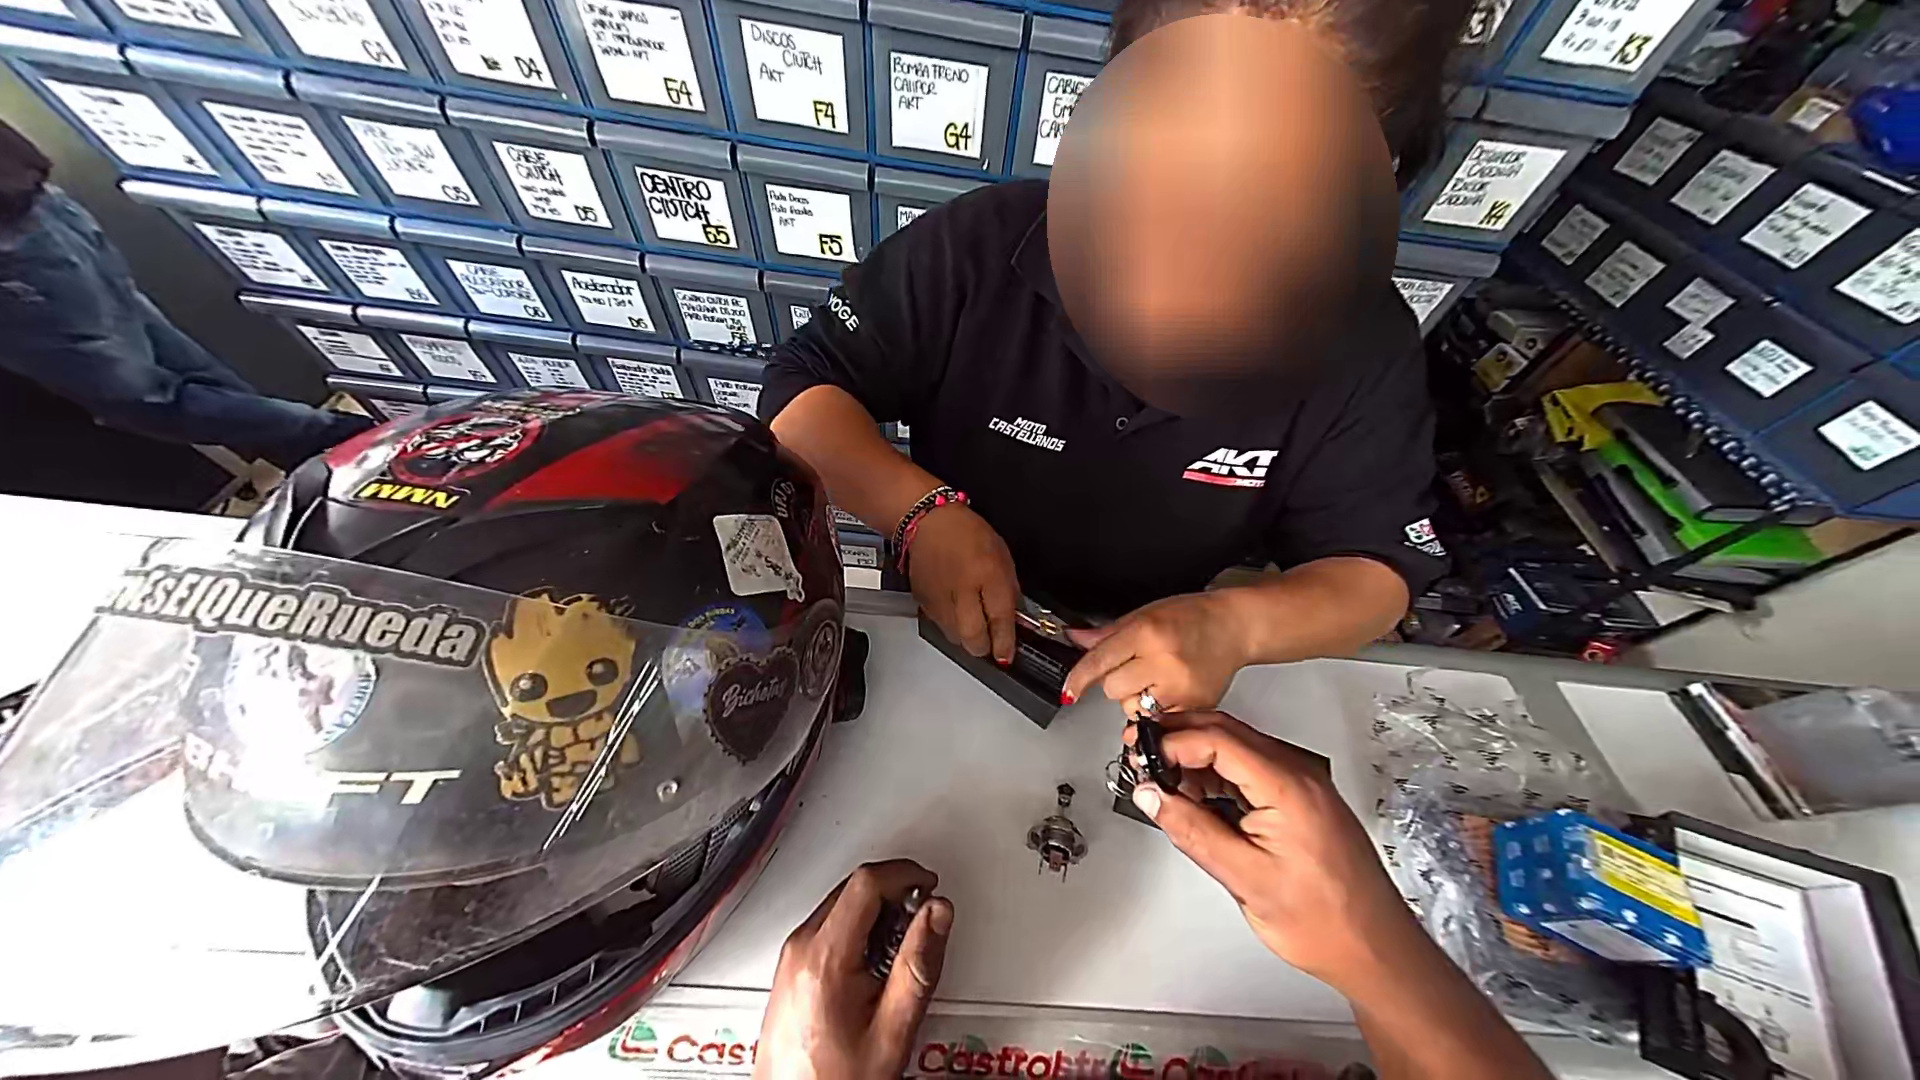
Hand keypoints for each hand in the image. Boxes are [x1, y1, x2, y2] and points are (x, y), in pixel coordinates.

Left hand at [753, 860, 953, 1079]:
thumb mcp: (892, 1031)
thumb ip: (919, 965)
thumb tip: (938, 912)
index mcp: (825, 958)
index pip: (867, 882)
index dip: (904, 874)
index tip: (928, 885)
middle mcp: (801, 948)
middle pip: (853, 887)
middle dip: (894, 891)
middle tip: (922, 916)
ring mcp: (791, 956)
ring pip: (841, 903)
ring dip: (876, 910)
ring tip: (900, 949)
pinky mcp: (789, 967)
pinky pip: (828, 925)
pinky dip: (857, 927)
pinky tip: (874, 962)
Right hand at [907, 503, 1019, 663]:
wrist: (928, 521)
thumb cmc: (967, 533)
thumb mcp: (1002, 556)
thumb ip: (1009, 590)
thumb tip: (1015, 620)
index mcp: (987, 572)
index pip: (1000, 618)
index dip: (1006, 642)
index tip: (1008, 655)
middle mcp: (962, 587)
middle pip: (973, 637)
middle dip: (985, 647)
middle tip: (992, 645)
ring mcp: (939, 596)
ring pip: (955, 637)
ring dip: (967, 638)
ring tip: (974, 624)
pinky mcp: (923, 601)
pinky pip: (940, 626)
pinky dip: (951, 626)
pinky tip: (957, 611)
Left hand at [1062, 591, 1251, 712]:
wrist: (1234, 627)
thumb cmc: (1191, 617)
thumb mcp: (1144, 614)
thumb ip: (1107, 633)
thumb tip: (1075, 638)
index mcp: (1147, 633)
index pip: (1101, 661)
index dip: (1079, 678)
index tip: (1068, 693)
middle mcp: (1163, 663)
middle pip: (1112, 689)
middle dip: (1115, 679)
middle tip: (1136, 664)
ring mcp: (1180, 689)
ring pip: (1131, 707)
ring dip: (1133, 695)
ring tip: (1155, 675)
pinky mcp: (1193, 707)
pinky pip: (1155, 718)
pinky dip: (1153, 707)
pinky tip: (1167, 687)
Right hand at [1125, 711, 1427, 991]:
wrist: (1376, 951)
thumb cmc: (1329, 922)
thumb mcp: (1245, 879)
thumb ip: (1192, 830)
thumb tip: (1152, 796)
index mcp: (1289, 787)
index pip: (1218, 738)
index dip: (1173, 742)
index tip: (1145, 756)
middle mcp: (1298, 774)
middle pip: (1225, 730)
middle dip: (1178, 737)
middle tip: (1143, 753)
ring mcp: (1301, 782)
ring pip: (1235, 744)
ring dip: (1195, 754)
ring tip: (1164, 779)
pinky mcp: (1298, 796)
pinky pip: (1247, 765)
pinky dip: (1215, 771)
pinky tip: (1195, 793)